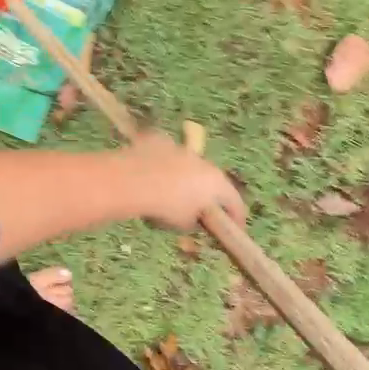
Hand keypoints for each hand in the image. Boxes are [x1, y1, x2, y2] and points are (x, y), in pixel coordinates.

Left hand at [121, 131, 246, 230]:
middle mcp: (204, 162)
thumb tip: (193, 217)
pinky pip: (165, 154)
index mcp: (217, 183)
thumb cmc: (165, 207)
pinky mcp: (158, 140)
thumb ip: (195, 220)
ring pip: (189, 165)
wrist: (132, 180)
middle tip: (200, 208)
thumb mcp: (185, 224)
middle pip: (212, 180)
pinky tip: (150, 173)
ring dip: (185, 176)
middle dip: (208, 194)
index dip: (236, 218)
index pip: (236, 203)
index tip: (233, 228)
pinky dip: (162, 164)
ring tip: (171, 190)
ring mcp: (181, 148)